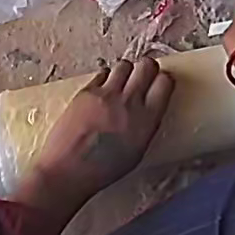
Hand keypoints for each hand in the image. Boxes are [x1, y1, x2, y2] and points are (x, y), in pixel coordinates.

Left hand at [14, 58, 173, 224]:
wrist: (68, 169)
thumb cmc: (104, 168)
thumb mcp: (137, 149)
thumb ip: (145, 124)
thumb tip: (146, 107)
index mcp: (147, 119)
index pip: (165, 82)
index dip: (163, 80)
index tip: (159, 83)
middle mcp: (129, 101)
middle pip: (147, 65)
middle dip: (146, 68)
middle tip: (141, 77)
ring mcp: (106, 94)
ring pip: (124, 65)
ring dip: (125, 72)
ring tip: (120, 84)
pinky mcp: (85, 91)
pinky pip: (102, 73)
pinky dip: (105, 79)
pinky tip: (102, 91)